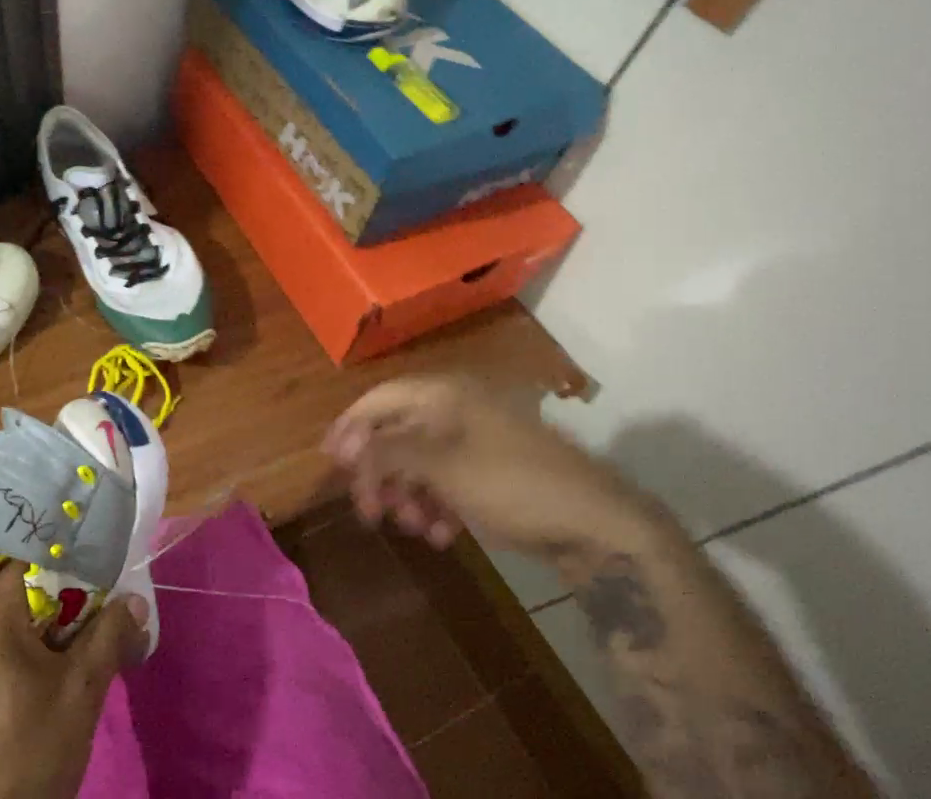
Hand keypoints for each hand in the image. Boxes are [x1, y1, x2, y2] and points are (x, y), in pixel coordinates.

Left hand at [0, 561, 148, 798]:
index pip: (23, 556)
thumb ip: (109, 633)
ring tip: (32, 611)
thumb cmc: (36, 750)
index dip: (56, 556)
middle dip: (29, 576)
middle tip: (63, 590)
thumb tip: (136, 600)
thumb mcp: (82, 689)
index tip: (80, 561)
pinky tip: (3, 640)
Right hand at [322, 376, 655, 559]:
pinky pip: (447, 483)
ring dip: (407, 494)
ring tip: (411, 526)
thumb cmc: (515, 485)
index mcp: (446, 395)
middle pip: (397, 434)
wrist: (601, 526)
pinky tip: (440, 534)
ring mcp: (478, 443)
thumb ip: (388, 451)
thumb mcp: (443, 467)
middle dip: (380, 472)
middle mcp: (458, 411)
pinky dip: (436, 505)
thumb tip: (345, 444)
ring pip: (420, 463)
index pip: (380, 399)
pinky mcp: (494, 475)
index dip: (350, 426)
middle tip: (369, 511)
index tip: (329, 461)